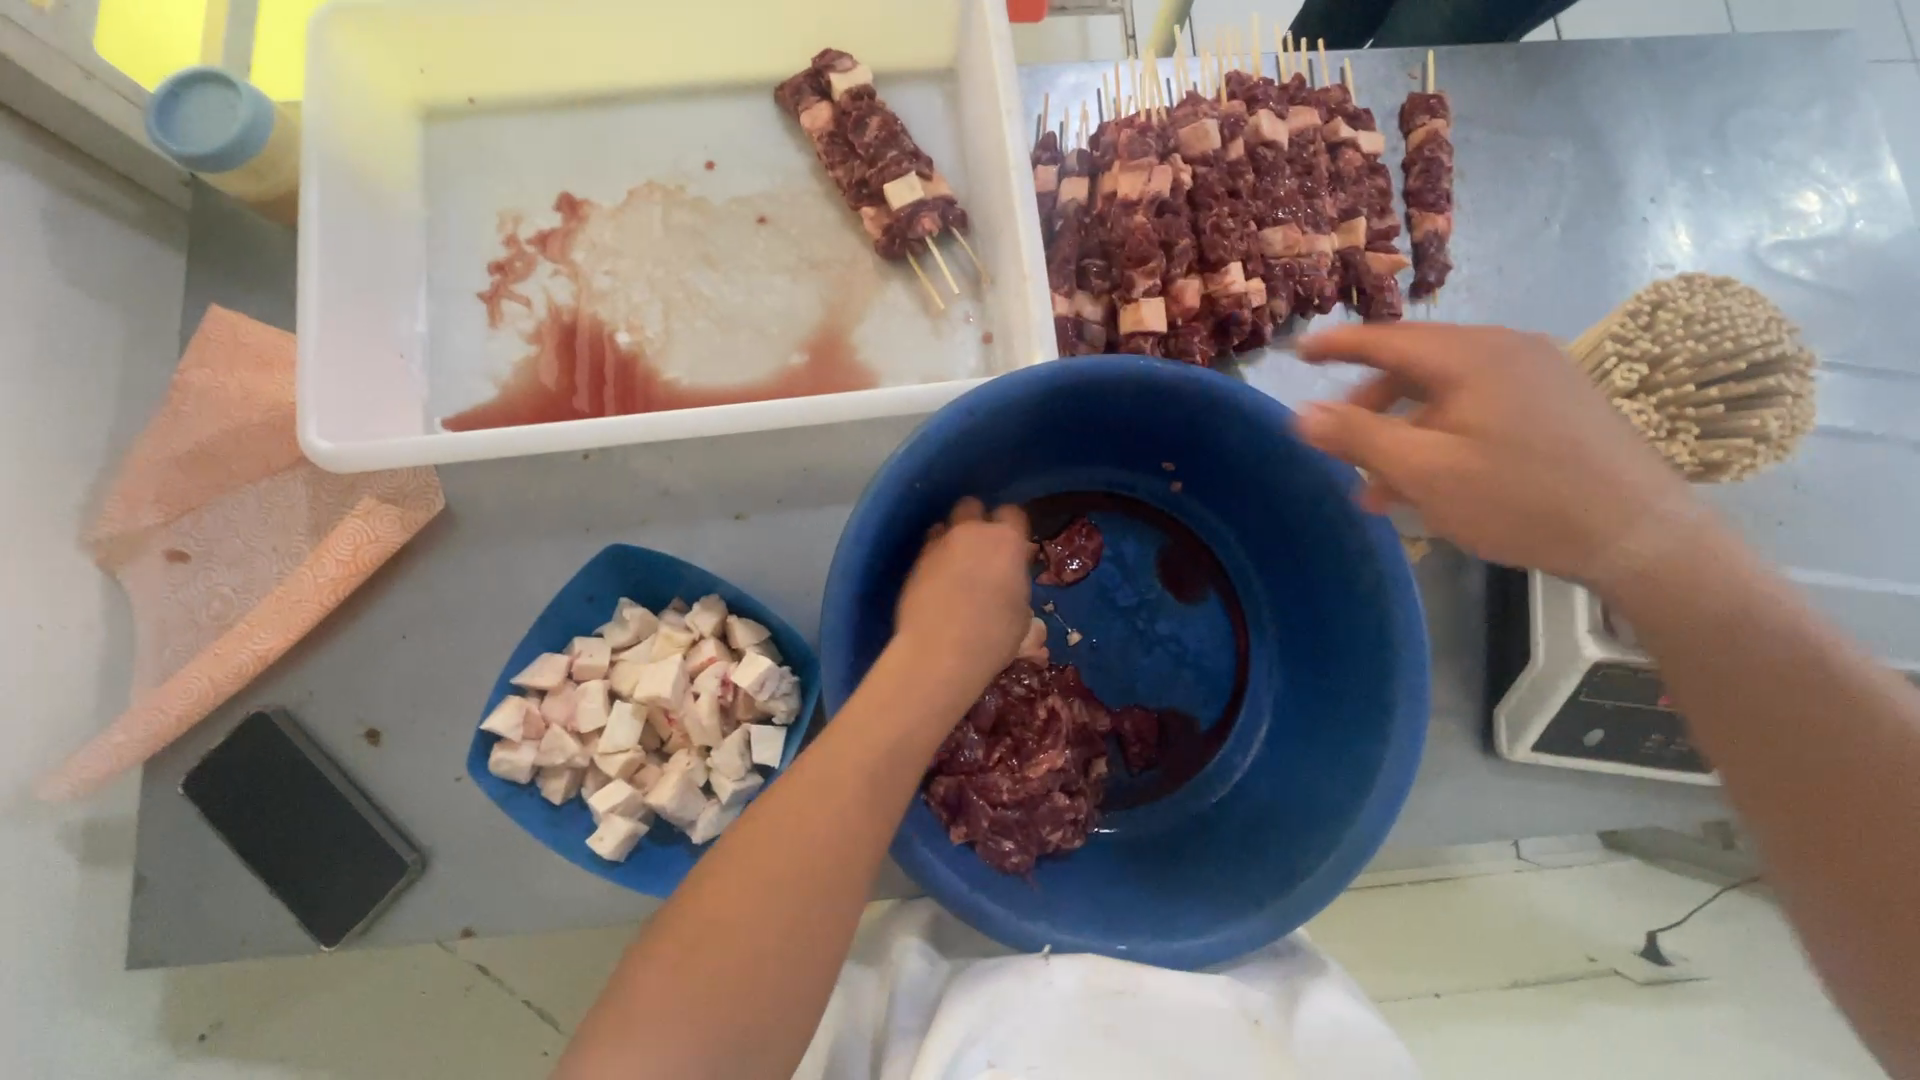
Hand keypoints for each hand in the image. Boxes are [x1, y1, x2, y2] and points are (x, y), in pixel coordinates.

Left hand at [894, 498, 1035, 699]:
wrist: (941, 650)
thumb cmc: (994, 636)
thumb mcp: (1020, 611)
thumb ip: (1014, 583)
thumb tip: (1007, 580)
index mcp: (1007, 541)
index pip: (1013, 513)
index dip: (1013, 528)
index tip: (1014, 546)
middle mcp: (972, 533)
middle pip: (972, 506)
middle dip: (977, 520)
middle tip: (982, 548)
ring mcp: (939, 544)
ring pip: (944, 524)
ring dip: (952, 537)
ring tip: (955, 563)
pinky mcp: (915, 561)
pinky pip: (927, 548)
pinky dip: (934, 557)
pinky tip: (937, 580)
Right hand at [1292, 323, 1695, 582]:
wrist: (1639, 535)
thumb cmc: (1520, 499)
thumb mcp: (1424, 471)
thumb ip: (1357, 437)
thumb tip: (1301, 414)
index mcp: (1472, 356)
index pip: (1386, 338)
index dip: (1337, 346)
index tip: (1298, 352)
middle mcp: (1507, 351)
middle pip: (1415, 366)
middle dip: (1370, 406)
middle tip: (1341, 444)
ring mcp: (1540, 375)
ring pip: (1447, 393)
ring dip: (1405, 432)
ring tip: (1382, 487)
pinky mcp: (1559, 404)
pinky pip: (1480, 408)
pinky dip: (1443, 436)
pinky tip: (1433, 482)